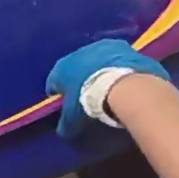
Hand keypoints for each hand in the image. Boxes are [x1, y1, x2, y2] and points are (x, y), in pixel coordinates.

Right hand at [45, 39, 170, 138]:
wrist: (123, 86)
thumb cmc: (90, 100)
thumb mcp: (74, 118)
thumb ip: (66, 124)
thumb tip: (62, 132)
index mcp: (60, 69)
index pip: (54, 82)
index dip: (59, 94)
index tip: (65, 103)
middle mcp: (76, 53)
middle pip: (75, 68)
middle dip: (80, 79)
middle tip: (88, 94)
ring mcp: (100, 47)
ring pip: (96, 60)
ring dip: (99, 70)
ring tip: (109, 86)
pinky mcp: (122, 46)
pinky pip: (116, 58)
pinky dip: (118, 66)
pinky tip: (124, 79)